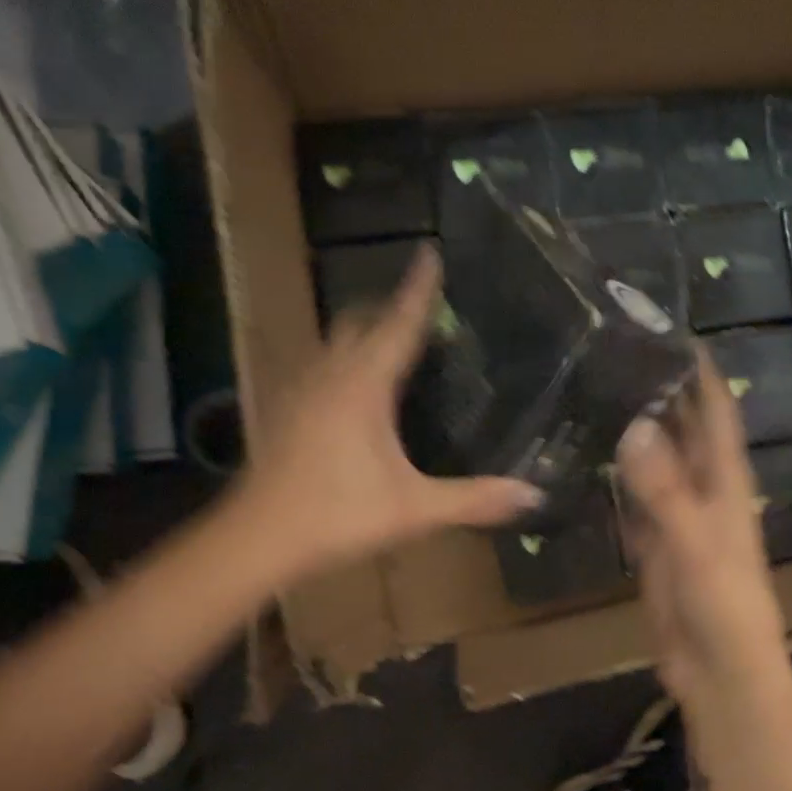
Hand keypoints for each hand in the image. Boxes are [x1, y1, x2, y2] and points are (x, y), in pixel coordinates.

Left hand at [239, 246, 542, 576]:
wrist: (257, 539)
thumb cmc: (338, 514)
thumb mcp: (415, 509)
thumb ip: (474, 499)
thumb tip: (534, 494)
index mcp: (363, 385)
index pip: (398, 324)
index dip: (418, 289)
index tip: (429, 252)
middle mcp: (328, 375)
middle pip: (357, 321)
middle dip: (387, 308)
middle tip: (418, 308)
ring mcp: (299, 391)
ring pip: (331, 343)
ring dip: (360, 334)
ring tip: (388, 342)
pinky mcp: (283, 412)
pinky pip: (316, 367)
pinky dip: (340, 361)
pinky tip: (349, 391)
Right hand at [618, 351, 791, 709]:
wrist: (719, 671)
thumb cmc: (724, 604)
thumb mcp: (695, 542)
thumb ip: (664, 488)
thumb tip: (633, 425)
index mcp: (725, 482)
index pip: (716, 412)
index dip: (700, 372)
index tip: (669, 329)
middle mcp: (702, 491)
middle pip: (682, 431)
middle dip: (659, 393)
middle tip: (614, 352)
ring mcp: (675, 520)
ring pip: (654, 464)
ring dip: (633, 433)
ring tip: (593, 393)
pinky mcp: (652, 548)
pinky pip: (632, 503)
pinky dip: (614, 481)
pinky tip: (585, 459)